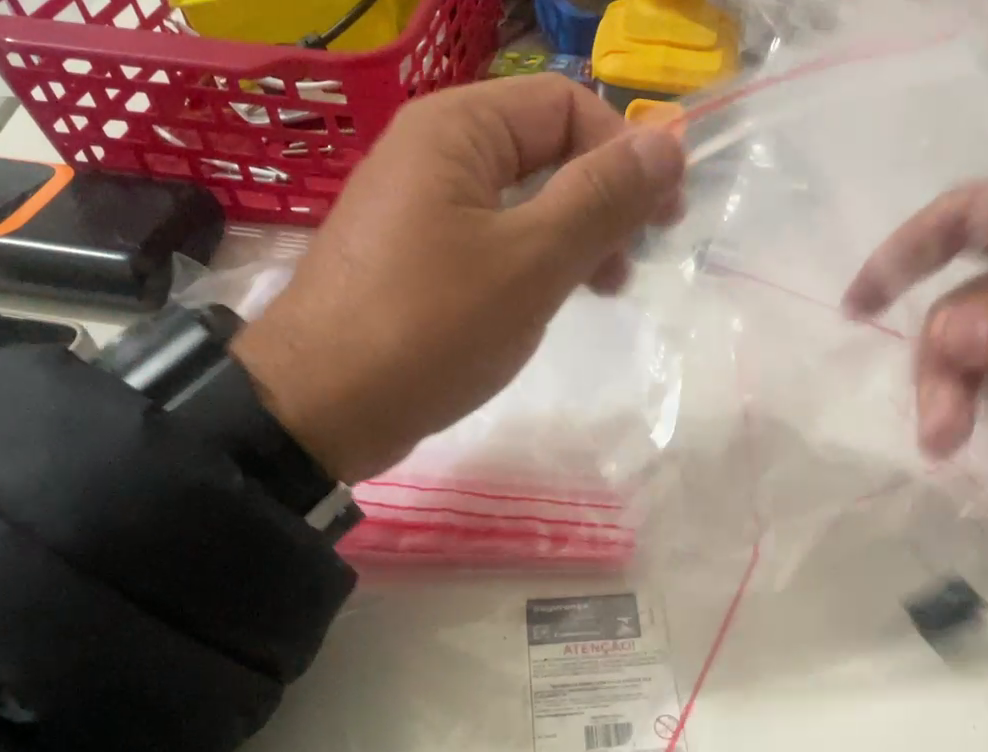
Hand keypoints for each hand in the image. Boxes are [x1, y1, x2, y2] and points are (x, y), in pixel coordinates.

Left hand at [231, 76, 685, 481]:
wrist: (319, 409)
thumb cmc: (429, 327)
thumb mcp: (530, 262)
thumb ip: (601, 198)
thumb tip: (668, 142)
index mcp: (456, 129)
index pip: (566, 105)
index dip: (624, 153)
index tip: (662, 221)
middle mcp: (431, 154)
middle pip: (542, 150)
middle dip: (600, 199)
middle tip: (629, 265)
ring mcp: (416, 210)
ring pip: (516, 202)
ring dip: (569, 237)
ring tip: (598, 292)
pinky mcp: (410, 262)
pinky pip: (486, 242)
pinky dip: (528, 264)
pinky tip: (544, 305)